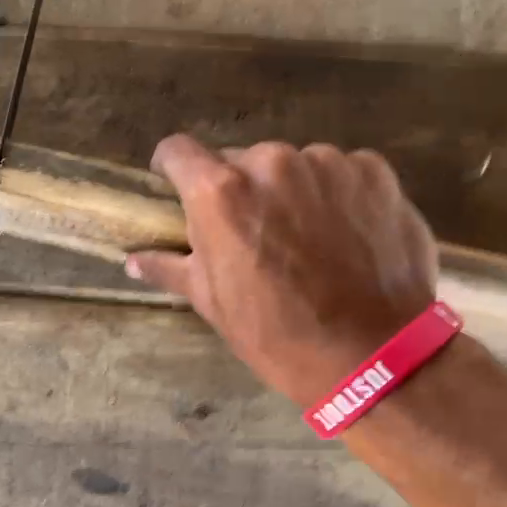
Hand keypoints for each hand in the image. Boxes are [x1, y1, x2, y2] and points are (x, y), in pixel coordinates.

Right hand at [126, 136, 437, 405]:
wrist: (374, 356)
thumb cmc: (277, 332)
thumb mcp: (212, 302)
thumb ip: (169, 268)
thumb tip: (132, 261)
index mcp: (220, 192)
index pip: (177, 150)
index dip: (173, 167)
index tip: (177, 184)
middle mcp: (270, 163)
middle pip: (240, 160)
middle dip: (241, 188)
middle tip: (255, 231)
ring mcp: (326, 163)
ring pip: (293, 165)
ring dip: (291, 190)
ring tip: (309, 236)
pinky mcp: (373, 171)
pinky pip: (340, 172)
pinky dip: (336, 193)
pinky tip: (347, 233)